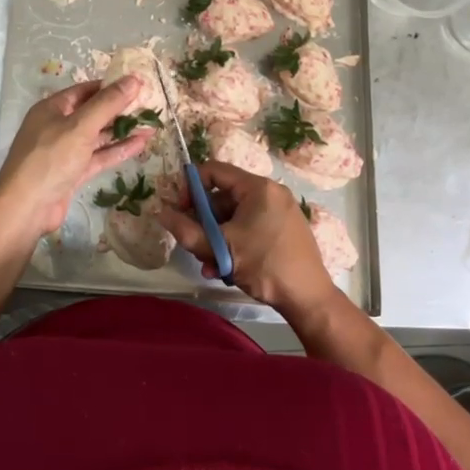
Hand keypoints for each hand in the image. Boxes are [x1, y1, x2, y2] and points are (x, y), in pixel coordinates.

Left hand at [0, 77, 148, 244]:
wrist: (26, 207)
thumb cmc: (50, 159)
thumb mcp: (80, 126)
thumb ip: (107, 103)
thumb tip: (133, 79)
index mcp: (52, 108)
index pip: (85, 90)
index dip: (111, 86)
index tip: (138, 85)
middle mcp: (57, 126)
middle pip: (92, 112)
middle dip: (119, 109)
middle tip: (150, 104)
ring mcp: (65, 151)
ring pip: (97, 136)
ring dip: (122, 130)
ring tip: (151, 123)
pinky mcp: (73, 172)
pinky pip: (98, 156)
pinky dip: (117, 150)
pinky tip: (141, 143)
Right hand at [156, 161, 336, 315]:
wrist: (309, 299)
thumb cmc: (265, 266)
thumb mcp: (220, 249)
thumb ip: (187, 230)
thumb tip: (160, 213)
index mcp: (258, 188)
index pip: (214, 171)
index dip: (191, 188)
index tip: (180, 211)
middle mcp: (271, 193)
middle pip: (223, 198)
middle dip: (204, 223)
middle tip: (193, 245)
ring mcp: (280, 212)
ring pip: (234, 218)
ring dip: (216, 240)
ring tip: (209, 266)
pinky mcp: (284, 231)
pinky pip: (249, 229)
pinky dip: (234, 245)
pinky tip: (226, 269)